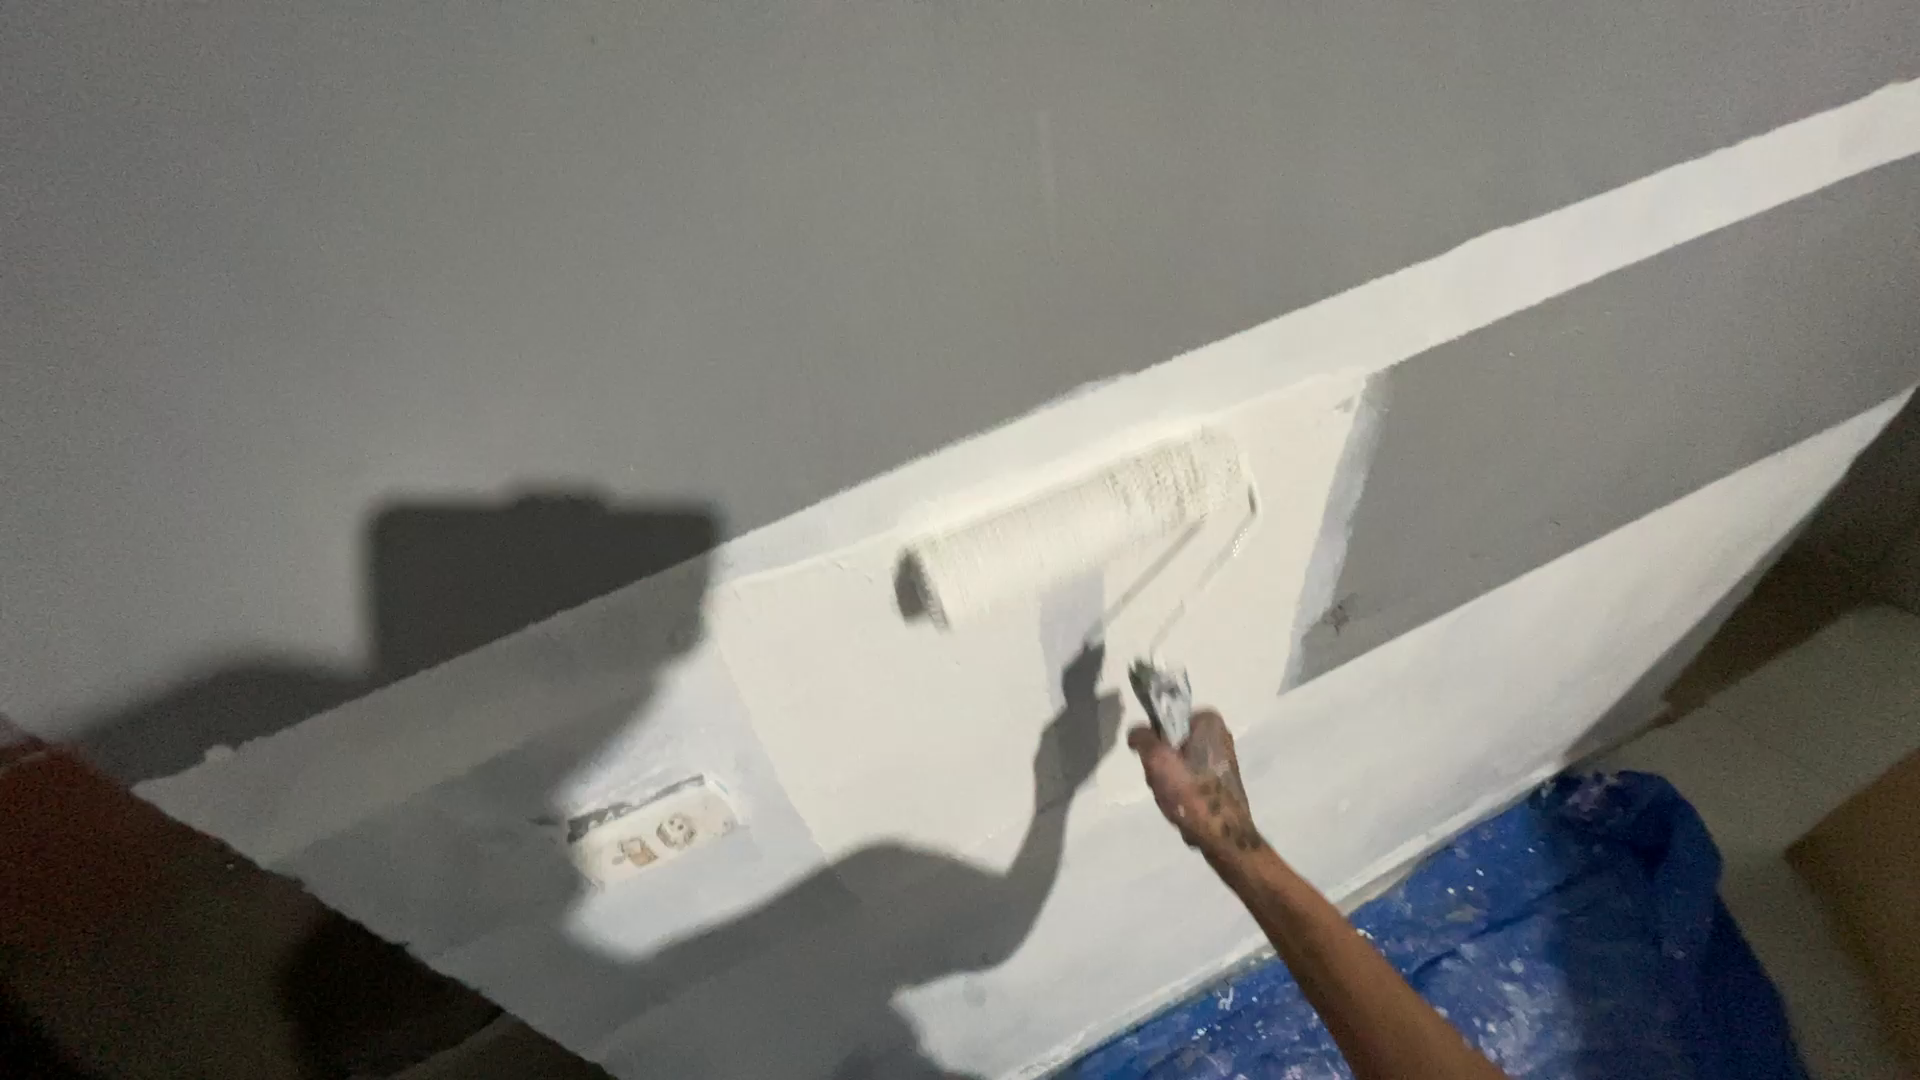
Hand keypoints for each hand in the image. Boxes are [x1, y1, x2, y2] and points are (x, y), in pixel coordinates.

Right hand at [1129, 710, 1264, 858]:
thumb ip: (1141, 737)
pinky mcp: (1221, 783)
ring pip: (1176, 762)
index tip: (1154, 759)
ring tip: (1172, 798)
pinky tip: (1182, 806)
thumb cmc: (1192, 794)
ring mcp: (1222, 760)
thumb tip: (1136, 733)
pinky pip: (1189, 779)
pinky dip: (1182, 792)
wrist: (1224, 839)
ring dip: (1168, 781)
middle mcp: (1219, 735)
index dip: (1155, 738)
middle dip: (1161, 763)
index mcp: (1209, 721)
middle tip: (1162, 782)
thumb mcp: (1156, 759)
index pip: (1165, 717)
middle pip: (1170, 741)